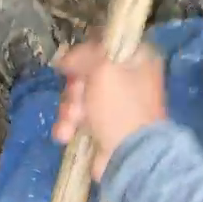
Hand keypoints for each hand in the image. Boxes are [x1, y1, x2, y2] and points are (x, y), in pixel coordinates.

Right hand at [52, 41, 167, 179]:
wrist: (130, 156)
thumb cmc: (120, 107)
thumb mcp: (103, 70)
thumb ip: (84, 56)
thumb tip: (65, 58)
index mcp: (137, 59)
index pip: (103, 45)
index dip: (84, 55)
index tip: (72, 66)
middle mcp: (127, 79)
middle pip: (86, 73)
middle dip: (75, 89)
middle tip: (78, 98)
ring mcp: (114, 105)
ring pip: (77, 97)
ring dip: (69, 110)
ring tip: (74, 123)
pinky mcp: (101, 127)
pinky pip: (75, 119)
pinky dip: (68, 126)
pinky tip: (68, 134)